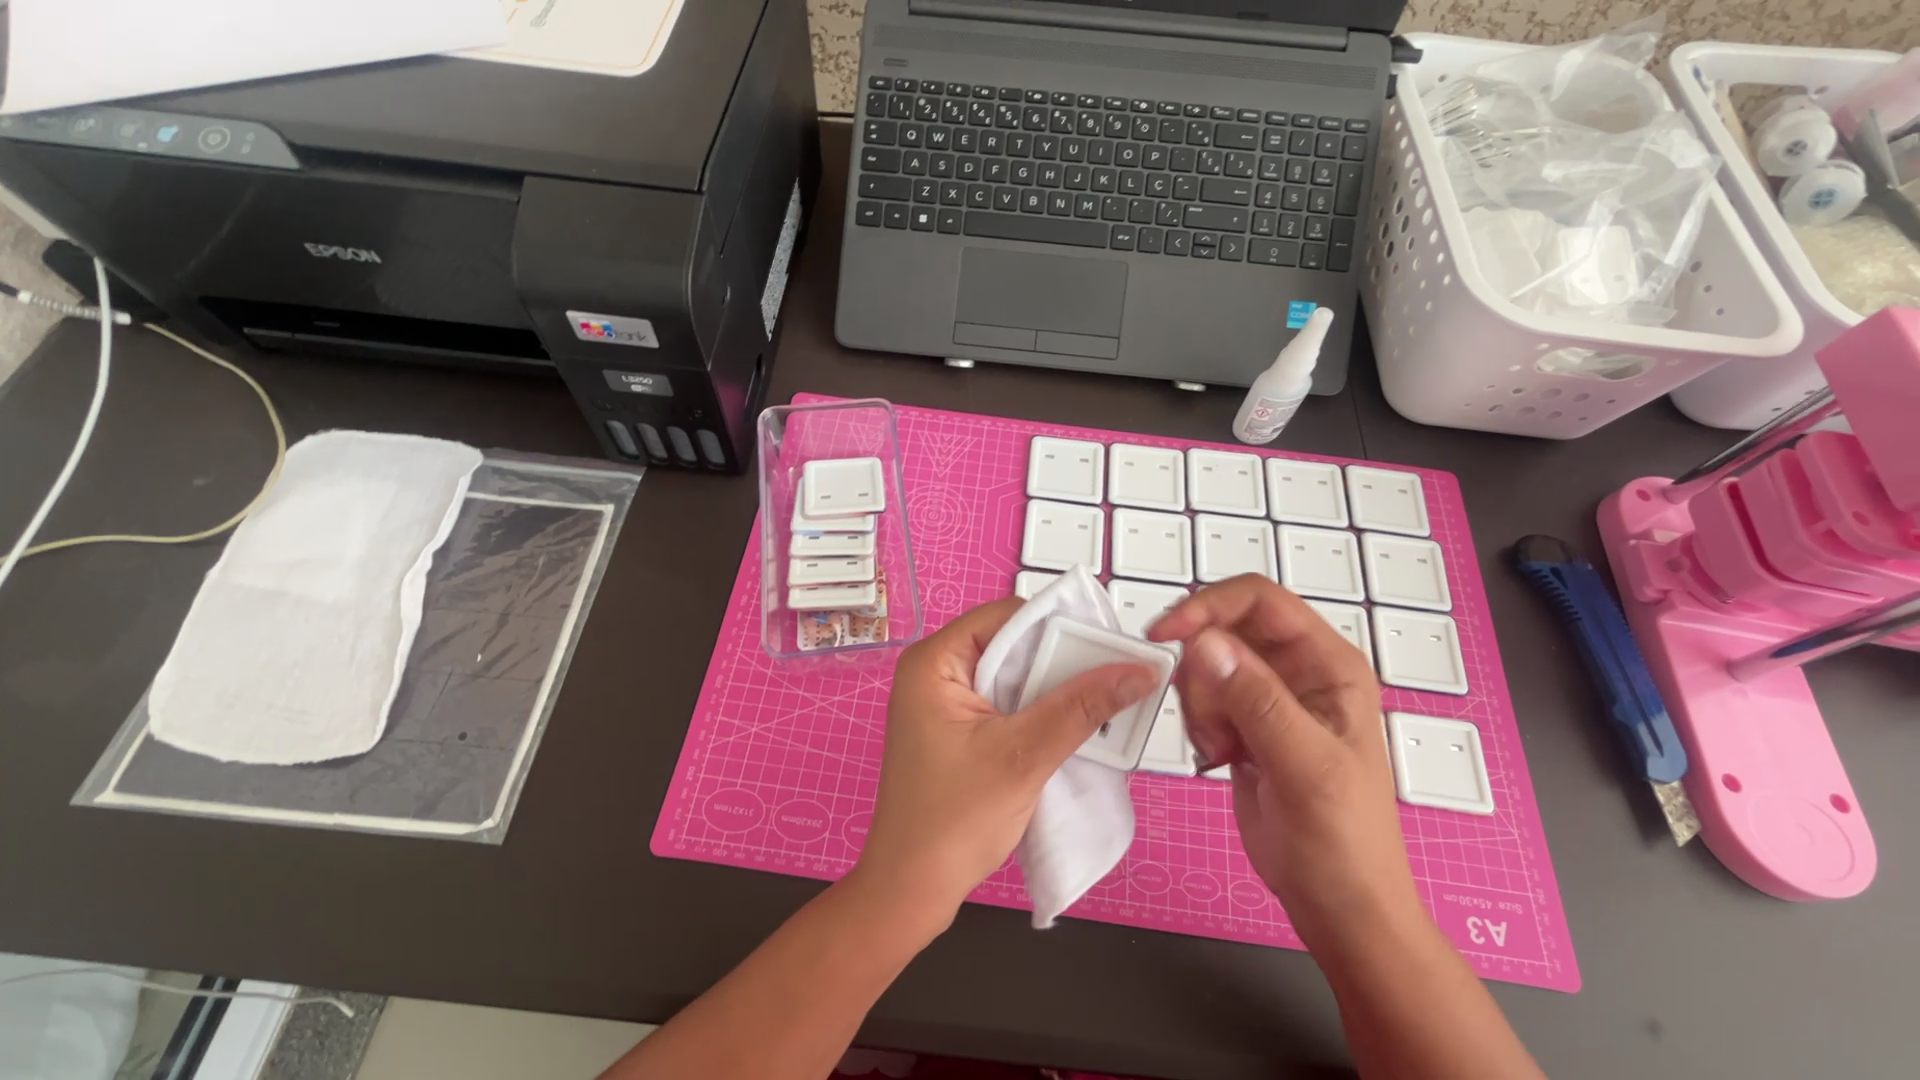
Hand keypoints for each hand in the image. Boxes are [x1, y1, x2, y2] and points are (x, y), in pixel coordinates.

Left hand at [854, 598, 1157, 926]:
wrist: (913, 890)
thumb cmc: (950, 822)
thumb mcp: (1023, 756)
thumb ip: (1080, 709)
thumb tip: (1138, 670)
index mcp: (934, 663)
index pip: (1006, 617)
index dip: (1059, 625)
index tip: (1108, 642)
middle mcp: (937, 674)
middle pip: (1013, 646)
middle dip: (1064, 661)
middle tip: (1118, 673)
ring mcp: (947, 705)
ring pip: (1016, 678)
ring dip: (1058, 691)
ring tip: (1108, 701)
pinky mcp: (960, 733)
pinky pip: (1010, 706)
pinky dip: (1043, 714)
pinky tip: (1079, 727)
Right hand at [1148, 575, 1420, 945]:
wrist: (1335, 901)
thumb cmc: (1343, 839)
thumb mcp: (1306, 767)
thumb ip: (1257, 702)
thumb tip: (1205, 642)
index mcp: (1328, 664)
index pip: (1260, 601)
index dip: (1210, 606)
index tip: (1166, 633)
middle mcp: (1296, 671)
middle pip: (1223, 631)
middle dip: (1202, 672)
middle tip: (1213, 725)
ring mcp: (1267, 698)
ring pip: (1205, 664)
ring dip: (1199, 703)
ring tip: (1222, 749)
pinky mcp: (1244, 724)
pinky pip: (1201, 698)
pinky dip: (1197, 723)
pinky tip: (1220, 758)